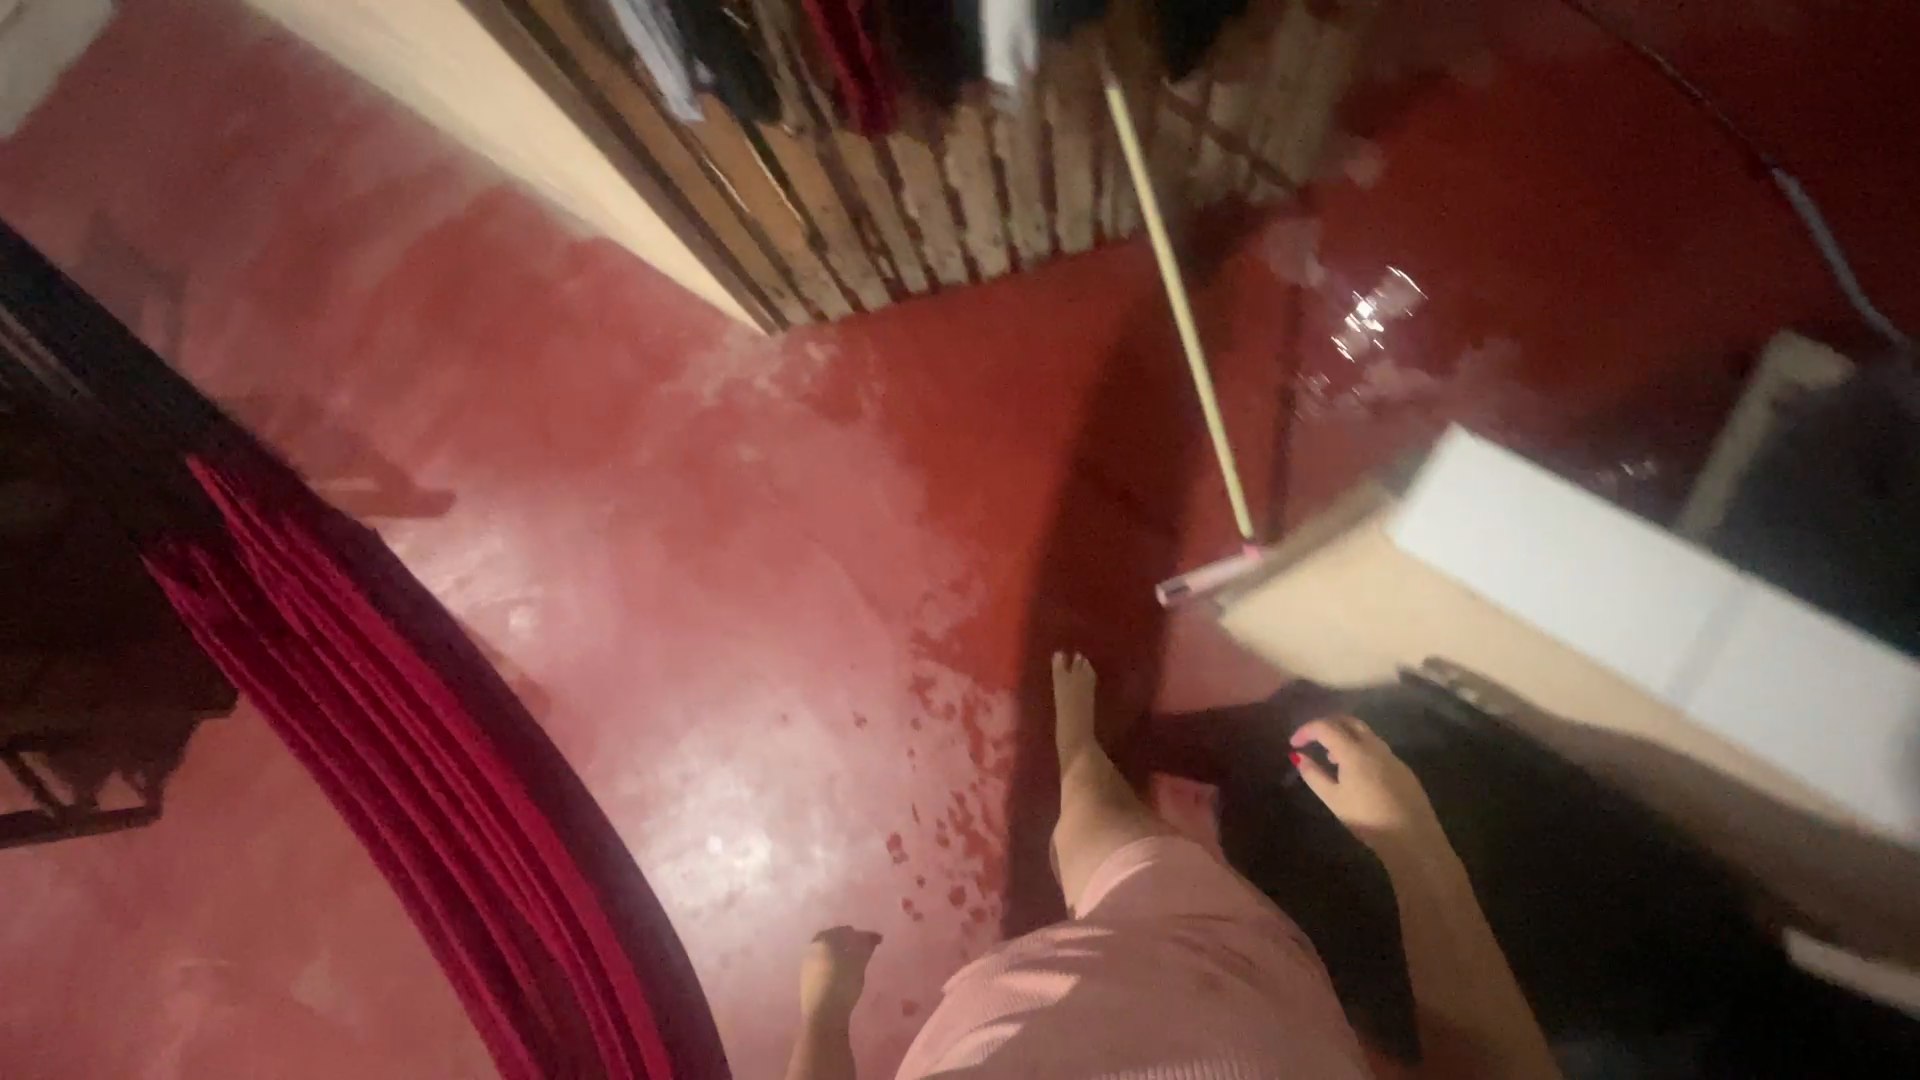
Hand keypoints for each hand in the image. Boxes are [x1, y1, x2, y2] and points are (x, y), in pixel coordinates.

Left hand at [799, 926, 881, 1020]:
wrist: (823, 1016)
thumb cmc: (843, 985)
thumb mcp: (859, 963)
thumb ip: (866, 946)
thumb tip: (873, 937)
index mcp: (824, 939)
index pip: (846, 931)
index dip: (862, 935)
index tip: (874, 941)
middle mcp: (812, 947)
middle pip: (834, 939)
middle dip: (848, 942)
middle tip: (863, 948)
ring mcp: (806, 963)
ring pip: (826, 951)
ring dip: (839, 952)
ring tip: (853, 961)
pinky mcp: (805, 979)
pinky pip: (821, 963)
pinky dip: (832, 963)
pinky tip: (840, 972)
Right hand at [1291, 717, 1444, 858]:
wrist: (1414, 840)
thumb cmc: (1367, 818)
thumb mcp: (1333, 799)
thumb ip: (1313, 774)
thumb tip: (1298, 757)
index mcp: (1353, 751)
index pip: (1324, 726)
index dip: (1306, 730)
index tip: (1294, 744)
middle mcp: (1374, 746)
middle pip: (1347, 721)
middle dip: (1326, 724)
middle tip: (1311, 739)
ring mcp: (1392, 757)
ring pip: (1364, 733)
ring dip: (1344, 736)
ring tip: (1331, 758)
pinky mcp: (1403, 769)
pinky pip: (1376, 748)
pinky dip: (1359, 749)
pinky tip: (1355, 772)